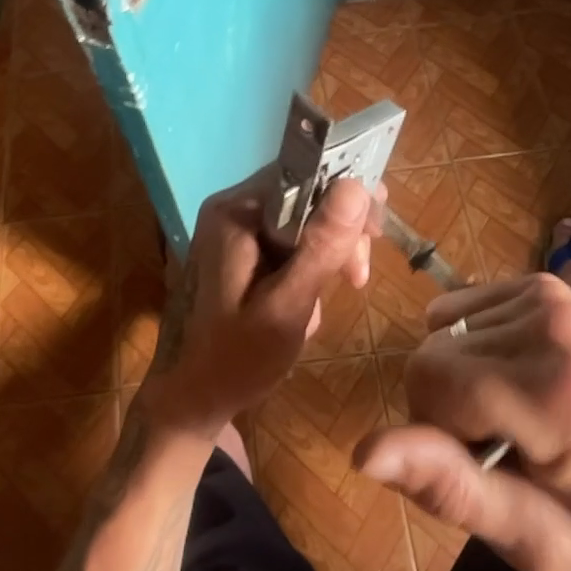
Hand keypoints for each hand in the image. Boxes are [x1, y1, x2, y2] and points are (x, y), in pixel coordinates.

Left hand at [136, 168, 379, 440]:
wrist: (194, 397)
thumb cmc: (238, 359)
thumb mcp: (287, 307)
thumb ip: (320, 248)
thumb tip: (357, 187)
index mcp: (236, 212)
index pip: (305, 172)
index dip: (347, 195)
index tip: (376, 232)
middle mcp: (233, 209)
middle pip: (308, 193)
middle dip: (342, 230)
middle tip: (358, 277)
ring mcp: (235, 228)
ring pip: (305, 217)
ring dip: (330, 251)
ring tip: (340, 291)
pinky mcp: (242, 249)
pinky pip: (291, 239)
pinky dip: (311, 264)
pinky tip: (311, 301)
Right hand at [352, 273, 570, 570]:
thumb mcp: (537, 536)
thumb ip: (448, 488)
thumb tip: (364, 452)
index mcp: (555, 394)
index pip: (429, 381)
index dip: (434, 431)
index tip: (483, 464)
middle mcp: (551, 327)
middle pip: (431, 353)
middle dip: (445, 405)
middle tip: (503, 446)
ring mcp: (552, 298)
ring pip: (444, 332)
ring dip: (463, 377)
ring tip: (519, 416)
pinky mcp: (548, 286)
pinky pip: (464, 307)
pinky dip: (472, 343)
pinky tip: (513, 375)